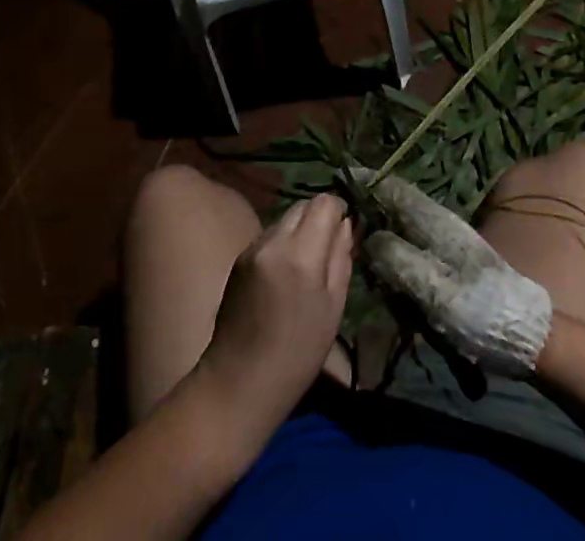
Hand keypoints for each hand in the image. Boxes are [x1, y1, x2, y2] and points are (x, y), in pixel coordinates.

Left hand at [195, 193, 352, 429]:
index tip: (345, 233)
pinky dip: (282, 244)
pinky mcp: (238, 258)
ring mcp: (251, 248)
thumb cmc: (299, 352)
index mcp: (300, 255)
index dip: (339, 212)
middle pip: (303, 205)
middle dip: (319, 218)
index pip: (324, 203)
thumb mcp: (334, 306)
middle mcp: (272, 242)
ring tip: (305, 266)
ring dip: (300, 230)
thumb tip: (345, 224)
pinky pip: (269, 236)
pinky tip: (283, 276)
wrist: (240, 380)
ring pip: (285, 219)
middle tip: (327, 250)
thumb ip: (341, 257)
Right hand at [361, 172, 551, 375]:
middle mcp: (441, 223)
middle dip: (370, 200)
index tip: (342, 175)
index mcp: (436, 222)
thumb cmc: (477, 309)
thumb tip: (370, 238)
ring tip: (351, 229)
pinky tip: (379, 257)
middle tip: (337, 207)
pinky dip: (392, 240)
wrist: (521, 333)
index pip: (396, 190)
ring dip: (380, 219)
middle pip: (399, 202)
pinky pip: (412, 240)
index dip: (369, 180)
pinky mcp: (450, 260)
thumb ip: (399, 260)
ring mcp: (447, 241)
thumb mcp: (433, 288)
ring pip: (405, 221)